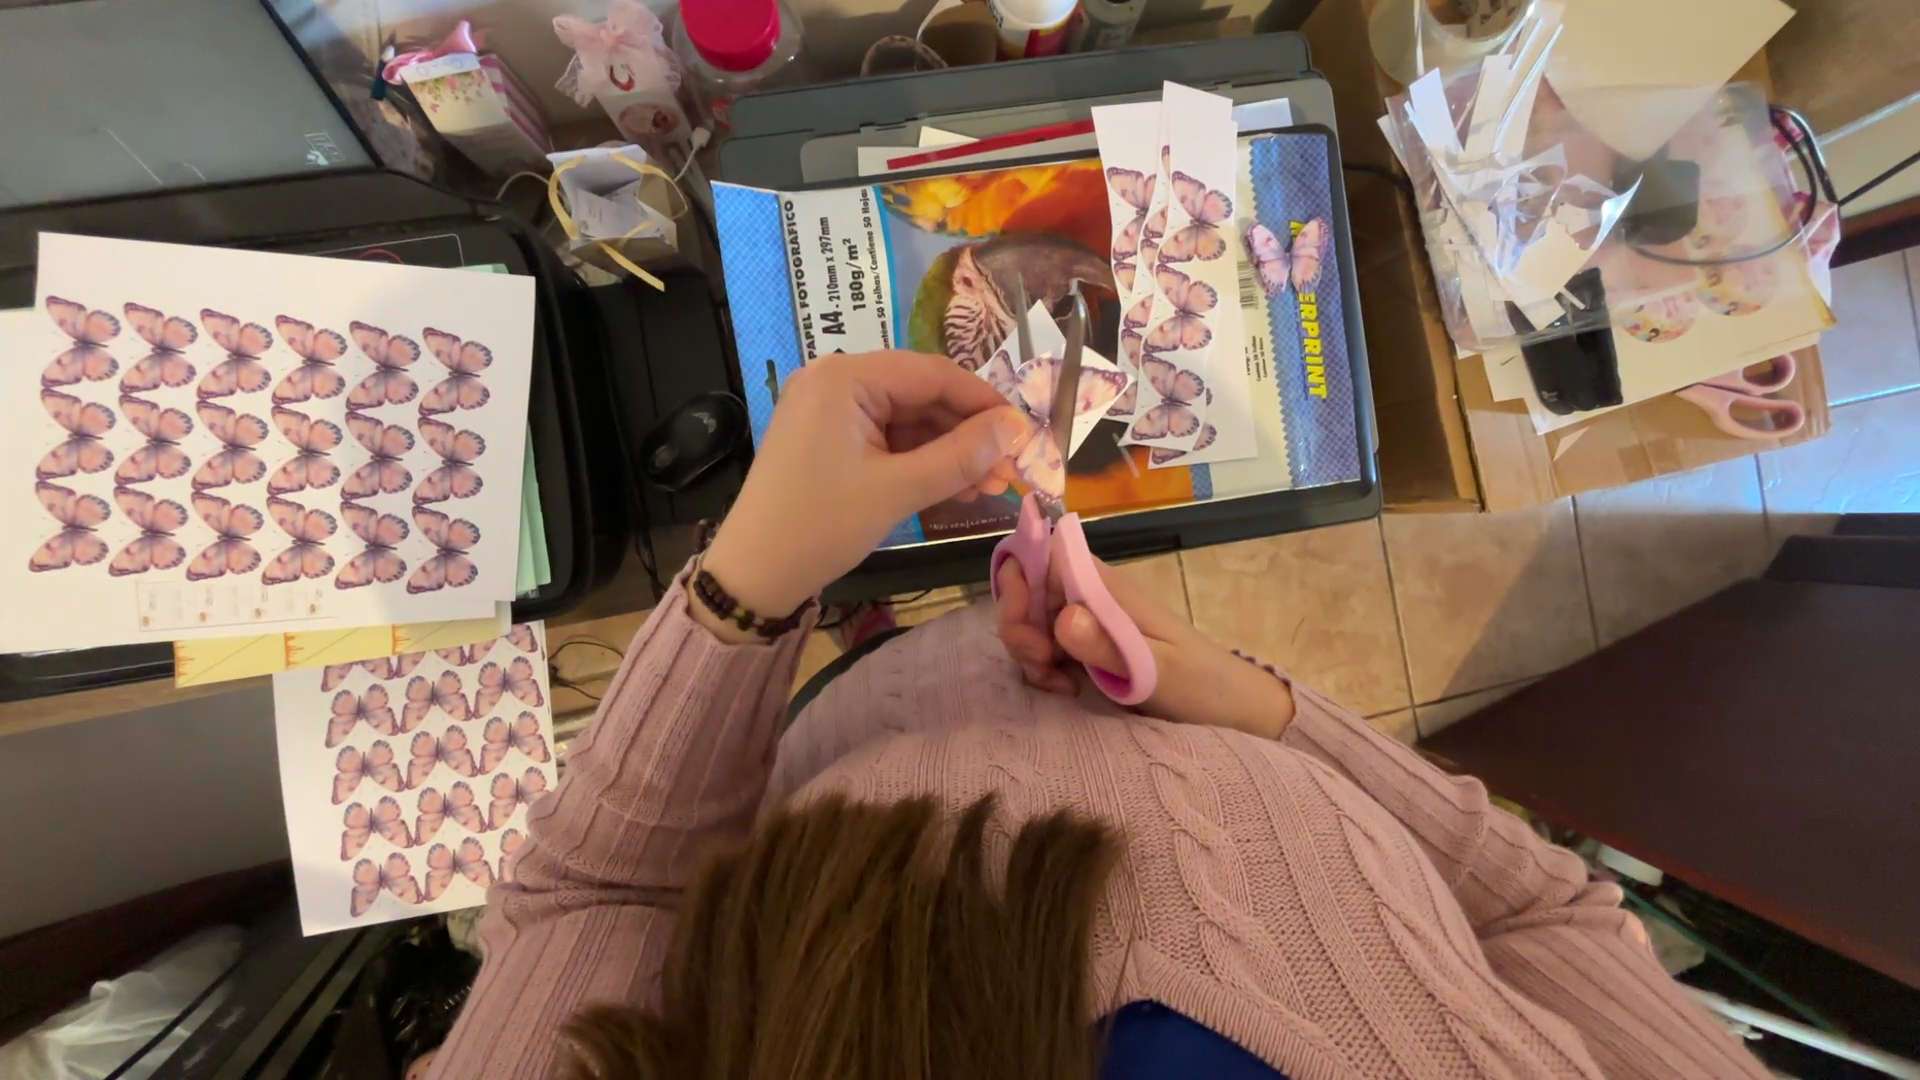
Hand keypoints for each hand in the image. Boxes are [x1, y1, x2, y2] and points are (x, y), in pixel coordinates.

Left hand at [701, 351, 1033, 625]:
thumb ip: (961, 455)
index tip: (1023, 434)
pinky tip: (954, 487)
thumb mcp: (898, 490)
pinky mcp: (830, 438)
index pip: (932, 373)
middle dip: (968, 435)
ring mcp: (830, 410)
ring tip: (988, 487)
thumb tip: (1016, 428)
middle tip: (1008, 471)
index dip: (984, 402)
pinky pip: (888, 440)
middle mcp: (835, 381)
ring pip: (908, 421)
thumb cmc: (821, 526)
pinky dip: (921, 462)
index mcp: (845, 377)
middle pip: (921, 396)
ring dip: (949, 453)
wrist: (754, 575)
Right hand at [995, 554, 1295, 738]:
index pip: (1042, 554)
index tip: (1024, 624)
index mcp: (1104, 585)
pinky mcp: (1082, 646)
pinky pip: (1040, 648)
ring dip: (1028, 653)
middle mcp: (1087, 594)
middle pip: (1025, 590)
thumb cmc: (1197, 681)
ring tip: (1057, 682)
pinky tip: (1064, 687)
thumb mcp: (1157, 668)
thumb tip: (1062, 616)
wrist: (1225, 705)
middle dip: (1018, 628)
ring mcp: (1083, 620)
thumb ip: (1108, 645)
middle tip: (1042, 663)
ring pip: (1027, 621)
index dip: (1018, 579)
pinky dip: (1040, 668)